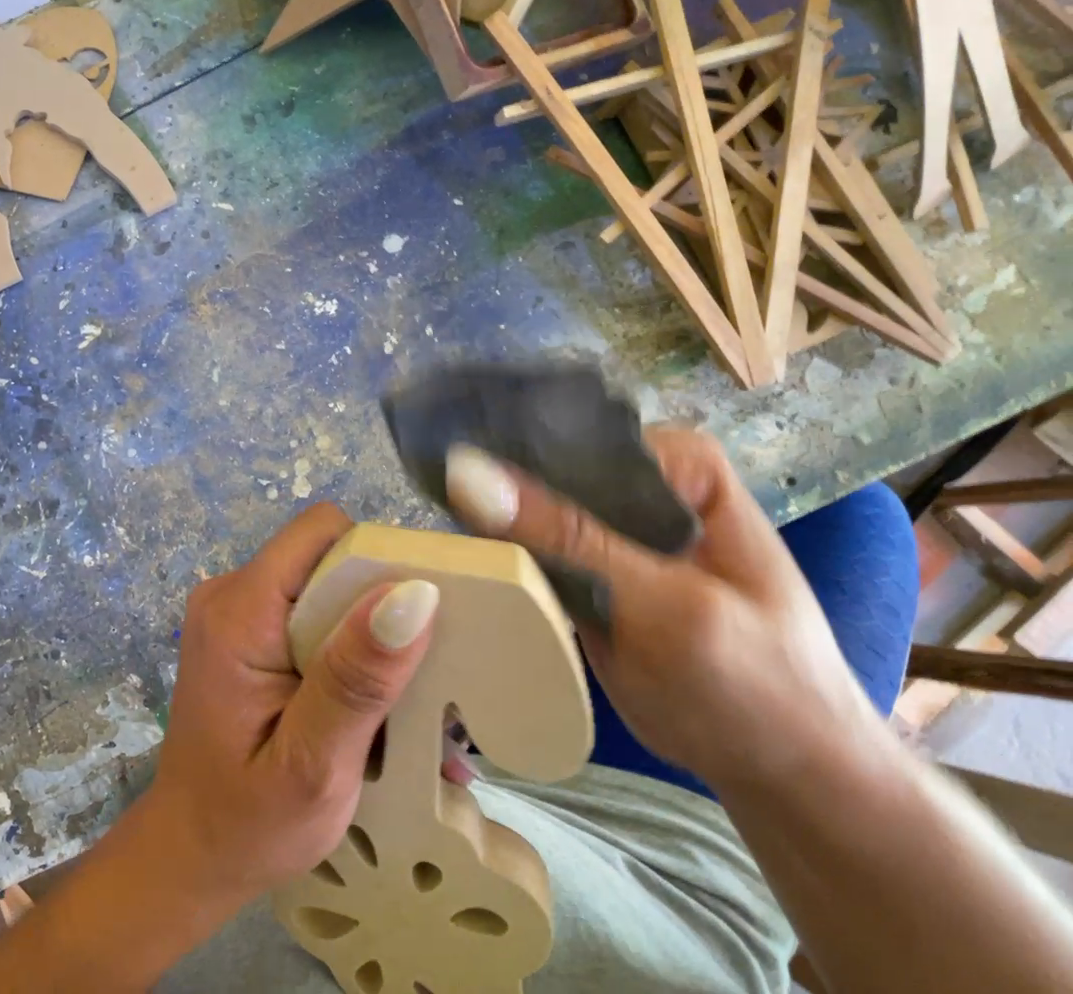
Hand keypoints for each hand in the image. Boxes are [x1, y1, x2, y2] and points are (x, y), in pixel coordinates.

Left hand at [144, 503, 440, 903]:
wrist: (195, 851)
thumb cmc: (248, 821)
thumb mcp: (313, 763)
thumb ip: (356, 680)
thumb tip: (414, 594)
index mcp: (238, 613)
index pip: (322, 534)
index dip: (382, 561)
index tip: (429, 621)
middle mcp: (233, 598)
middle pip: (333, 563)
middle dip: (391, 615)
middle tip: (434, 685)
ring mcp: (241, 618)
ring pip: (334, 597)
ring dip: (380, 651)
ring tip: (423, 718)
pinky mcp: (254, 642)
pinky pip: (319, 627)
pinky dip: (357, 666)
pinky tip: (389, 723)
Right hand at [442, 428, 877, 790]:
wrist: (778, 774)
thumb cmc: (752, 685)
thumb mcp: (665, 605)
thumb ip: (573, 540)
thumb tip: (470, 475)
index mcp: (685, 477)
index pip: (588, 437)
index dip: (524, 448)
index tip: (457, 467)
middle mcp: (644, 499)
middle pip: (552, 474)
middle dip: (496, 490)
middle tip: (434, 508)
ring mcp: (612, 545)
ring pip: (532, 517)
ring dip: (488, 529)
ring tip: (439, 540)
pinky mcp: (584, 587)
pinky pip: (529, 560)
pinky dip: (497, 566)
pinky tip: (461, 569)